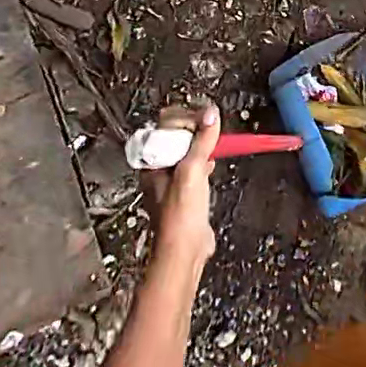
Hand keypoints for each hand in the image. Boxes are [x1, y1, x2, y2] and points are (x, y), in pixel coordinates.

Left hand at [144, 104, 219, 265]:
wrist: (184, 251)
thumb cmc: (180, 216)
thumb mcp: (192, 171)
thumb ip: (202, 141)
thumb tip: (211, 115)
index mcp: (152, 159)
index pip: (167, 125)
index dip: (187, 119)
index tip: (207, 118)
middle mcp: (159, 167)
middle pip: (177, 135)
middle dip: (195, 130)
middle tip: (211, 129)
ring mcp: (171, 179)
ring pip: (187, 150)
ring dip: (201, 146)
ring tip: (213, 145)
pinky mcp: (185, 191)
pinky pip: (195, 167)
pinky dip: (205, 162)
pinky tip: (212, 165)